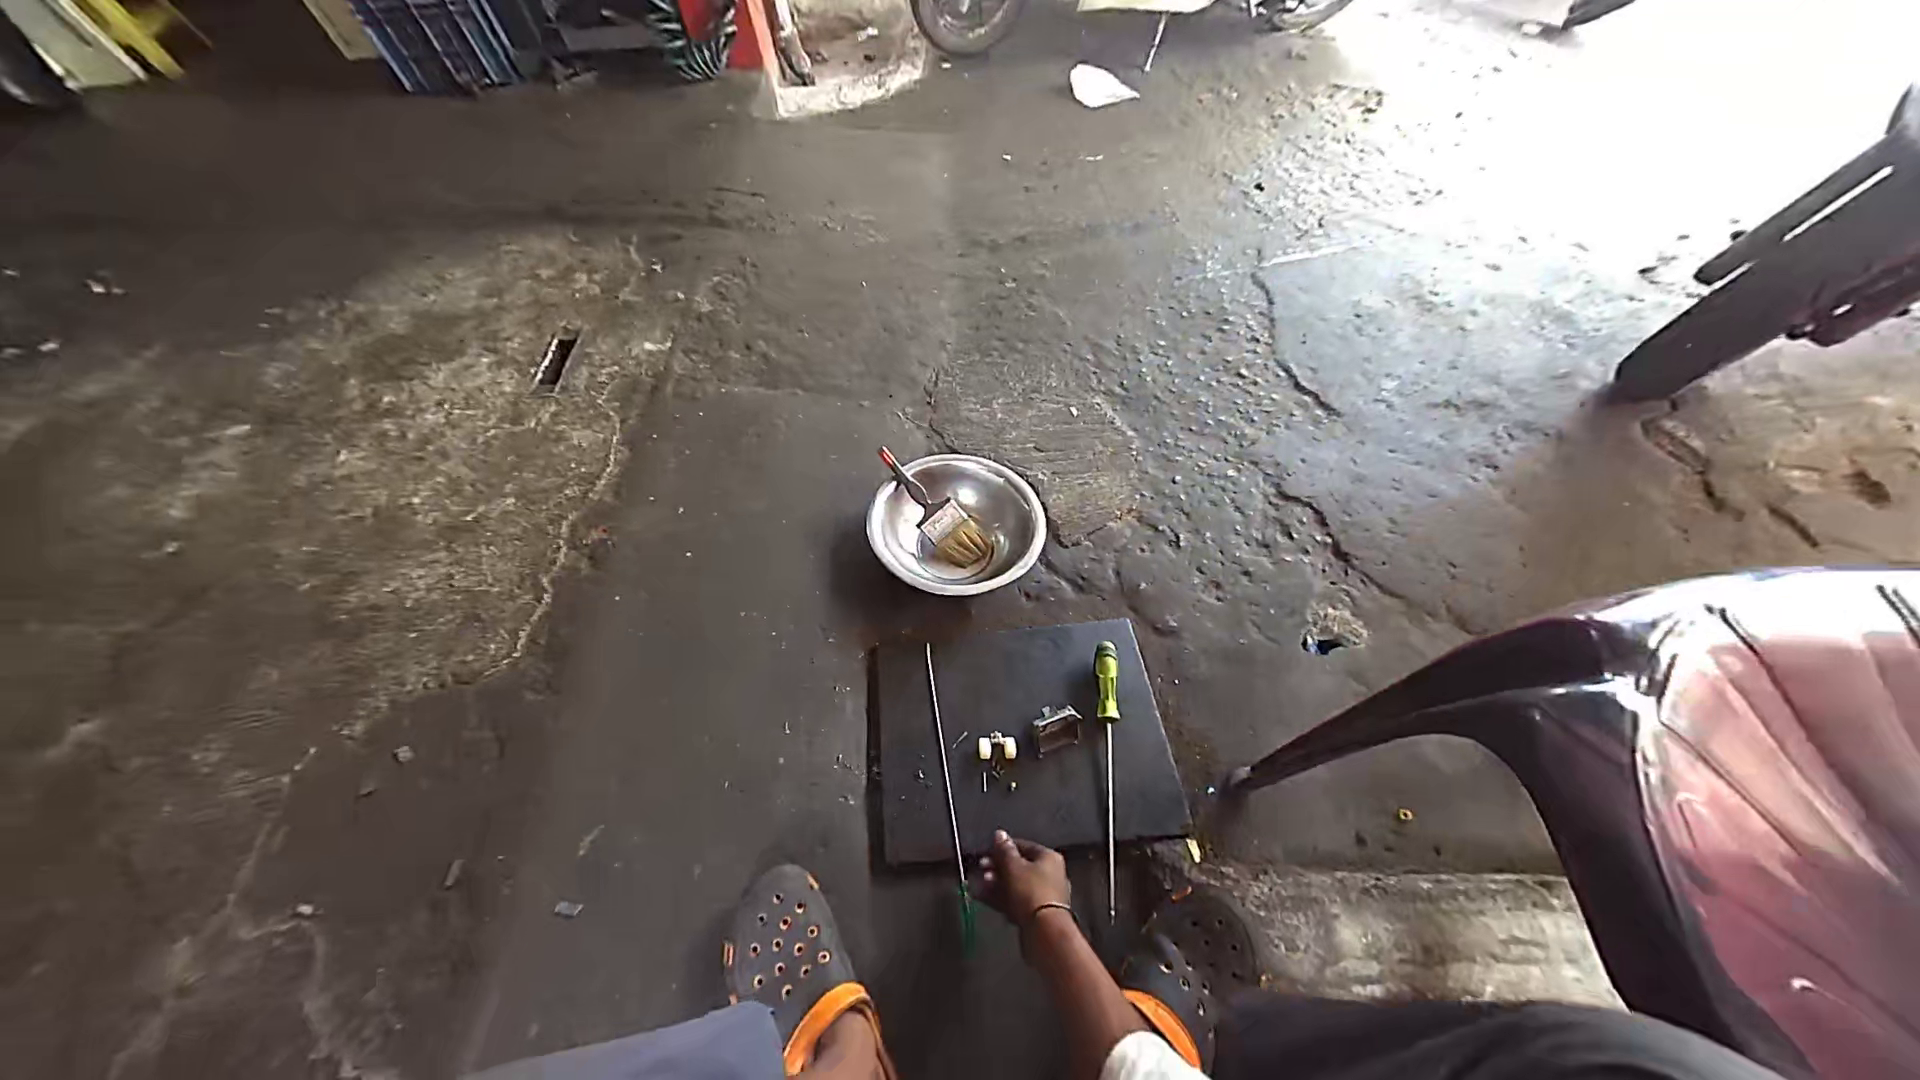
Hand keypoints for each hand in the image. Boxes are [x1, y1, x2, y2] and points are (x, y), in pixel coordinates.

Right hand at [977, 830, 1069, 926]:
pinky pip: (1015, 901)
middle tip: (981, 869)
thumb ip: (1004, 850)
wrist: (1044, 933)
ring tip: (978, 885)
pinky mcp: (1036, 915)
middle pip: (1019, 867)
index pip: (1023, 846)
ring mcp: (1043, 896)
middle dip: (997, 868)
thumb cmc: (1030, 891)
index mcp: (1049, 858)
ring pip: (1015, 886)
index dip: (1003, 848)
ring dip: (996, 884)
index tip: (986, 852)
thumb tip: (999, 834)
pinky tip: (982, 897)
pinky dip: (1000, 899)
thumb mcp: (1013, 866)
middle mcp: (1050, 875)